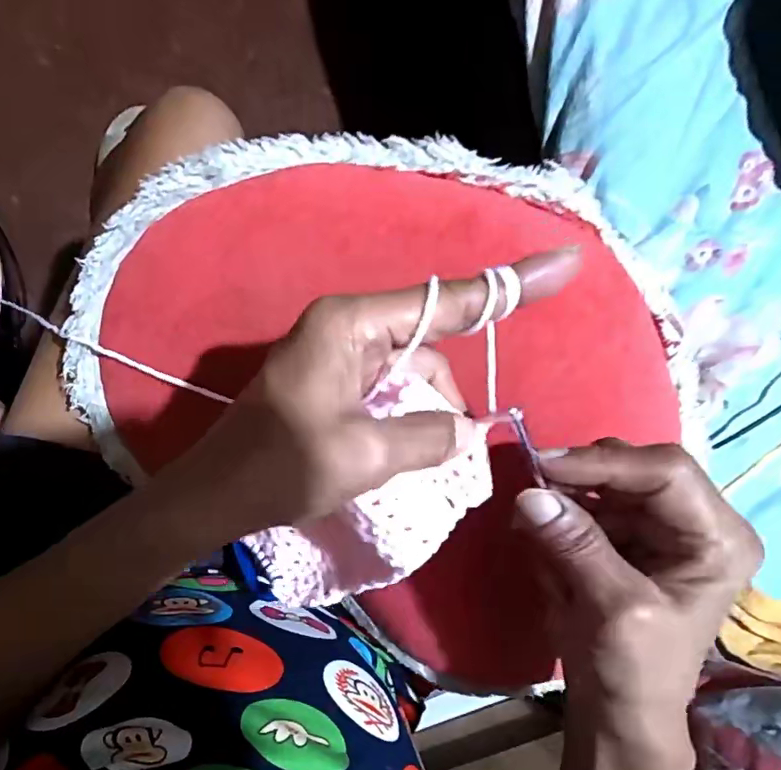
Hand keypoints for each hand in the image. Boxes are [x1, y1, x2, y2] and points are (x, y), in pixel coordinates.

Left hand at [152, 246, 582, 541]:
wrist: (212, 497)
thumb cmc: (280, 469)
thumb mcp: (365, 455)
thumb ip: (428, 435)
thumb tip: (466, 430)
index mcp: (349, 325)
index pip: (445, 300)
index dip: (509, 287)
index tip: (568, 261)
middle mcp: (340, 329)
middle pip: (424, 347)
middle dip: (444, 396)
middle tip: (449, 450)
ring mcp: (329, 358)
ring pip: (404, 376)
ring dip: (419, 416)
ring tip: (409, 461)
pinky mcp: (322, 387)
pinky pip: (379, 394)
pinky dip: (396, 422)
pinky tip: (396, 453)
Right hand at [516, 441, 761, 769]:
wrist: (619, 710)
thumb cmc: (634, 668)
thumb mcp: (612, 607)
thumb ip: (576, 546)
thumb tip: (528, 495)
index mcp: (718, 538)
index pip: (667, 472)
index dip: (604, 463)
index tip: (542, 465)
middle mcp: (694, 524)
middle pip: (637, 470)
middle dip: (582, 475)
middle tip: (529, 483)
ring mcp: (657, 531)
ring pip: (606, 485)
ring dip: (564, 497)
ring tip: (528, 516)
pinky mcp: (624, 543)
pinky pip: (587, 510)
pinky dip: (558, 518)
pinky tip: (539, 537)